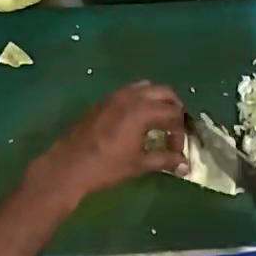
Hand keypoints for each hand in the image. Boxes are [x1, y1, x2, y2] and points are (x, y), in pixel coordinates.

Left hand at [24, 82, 186, 209]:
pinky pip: (130, 92)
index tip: (176, 151)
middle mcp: (131, 96)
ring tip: (159, 124)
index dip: (180, 133)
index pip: (174, 114)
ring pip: (147, 88)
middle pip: (164, 93)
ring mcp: (116, 96)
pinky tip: (139, 122)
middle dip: (174, 109)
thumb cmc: (106, 166)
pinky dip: (142, 101)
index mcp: (143, 110)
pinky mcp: (104, 101)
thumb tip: (185, 165)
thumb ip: (165, 160)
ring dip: (158, 102)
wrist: (69, 166)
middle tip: (174, 130)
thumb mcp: (139, 164)